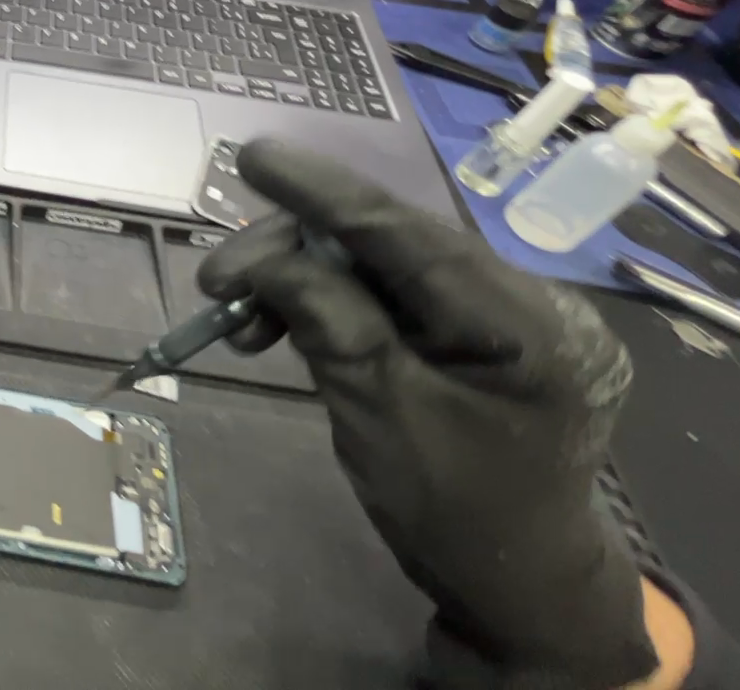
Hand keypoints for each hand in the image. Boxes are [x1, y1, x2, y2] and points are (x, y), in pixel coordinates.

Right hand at [198, 139, 656, 689]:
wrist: (509, 584)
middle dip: (288, 254)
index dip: (321, 191)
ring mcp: (493, 316)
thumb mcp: (377, 411)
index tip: (254, 155)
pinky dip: (318, 306)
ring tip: (238, 320)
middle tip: (216, 282)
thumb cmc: (450, 509)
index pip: (405, 233)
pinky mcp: (463, 333)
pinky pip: (378, 298)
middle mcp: (518, 301)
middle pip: (380, 244)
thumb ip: (326, 319)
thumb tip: (263, 259)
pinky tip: (273, 329)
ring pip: (369, 267)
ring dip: (294, 283)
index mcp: (523, 322)